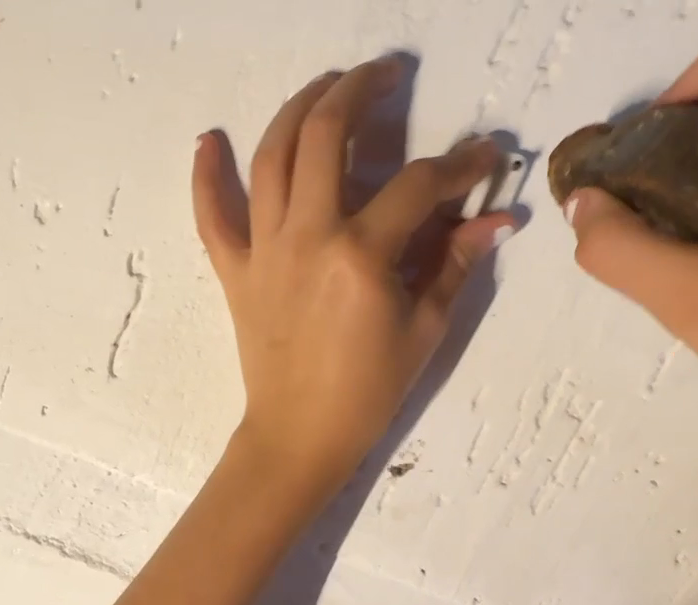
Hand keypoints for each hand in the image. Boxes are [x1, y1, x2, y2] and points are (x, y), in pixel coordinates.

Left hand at [194, 59, 514, 496]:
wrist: (298, 435)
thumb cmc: (366, 393)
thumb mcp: (423, 331)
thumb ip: (454, 266)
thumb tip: (492, 219)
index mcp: (361, 254)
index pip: (418, 184)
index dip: (460, 165)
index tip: (483, 159)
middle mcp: (308, 237)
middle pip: (327, 135)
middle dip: (360, 90)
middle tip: (384, 75)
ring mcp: (265, 252)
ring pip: (272, 157)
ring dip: (297, 108)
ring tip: (323, 87)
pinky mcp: (236, 273)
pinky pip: (212, 218)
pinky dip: (205, 178)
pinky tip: (207, 141)